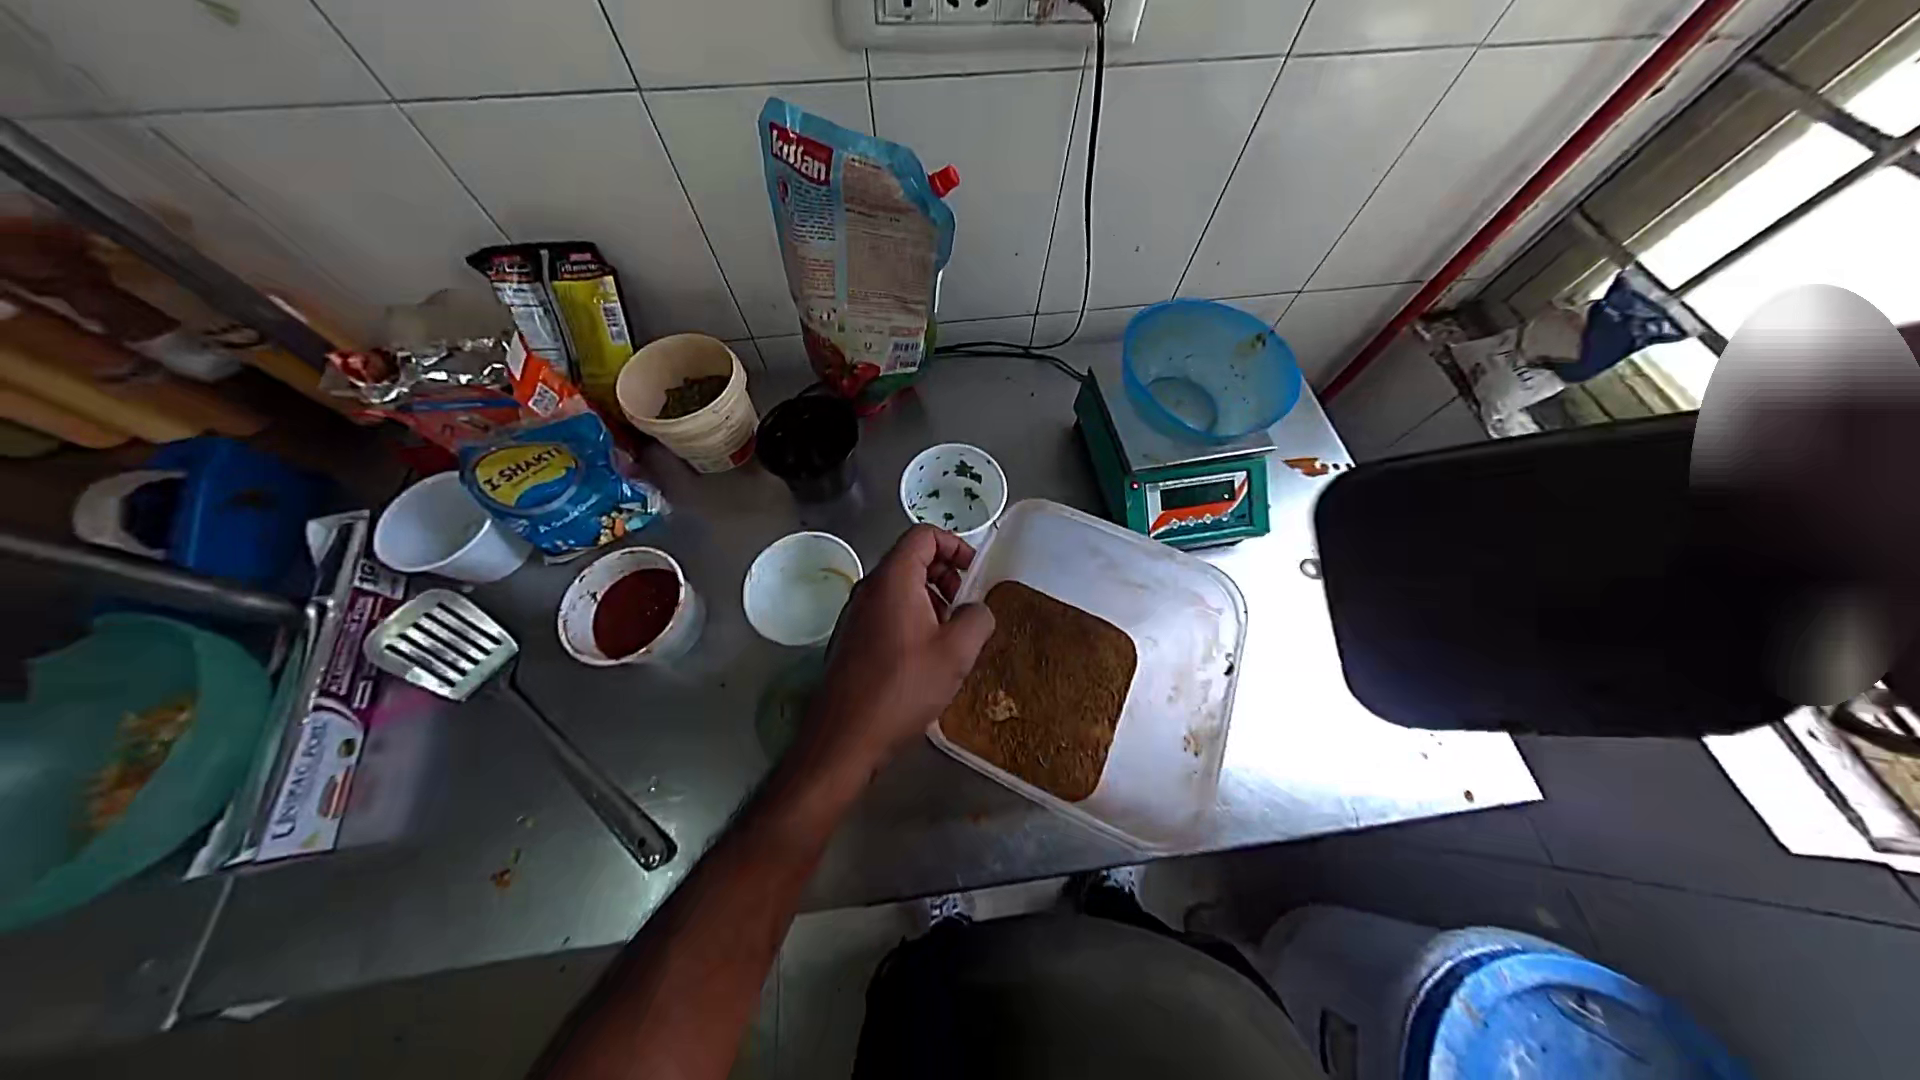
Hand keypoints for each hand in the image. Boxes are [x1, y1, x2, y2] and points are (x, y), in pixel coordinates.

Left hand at [796, 525, 996, 785]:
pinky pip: (886, 611)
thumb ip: (977, 619)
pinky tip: (924, 655)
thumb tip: (978, 610)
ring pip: (898, 587)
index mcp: (893, 580)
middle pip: (910, 558)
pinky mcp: (850, 638)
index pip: (923, 535)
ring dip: (930, 598)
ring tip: (949, 634)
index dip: (955, 545)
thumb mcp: (956, 653)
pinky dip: (911, 617)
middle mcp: (868, 588)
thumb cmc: (902, 688)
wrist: (844, 736)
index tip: (974, 573)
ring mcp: (855, 613)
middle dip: (945, 574)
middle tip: (965, 606)